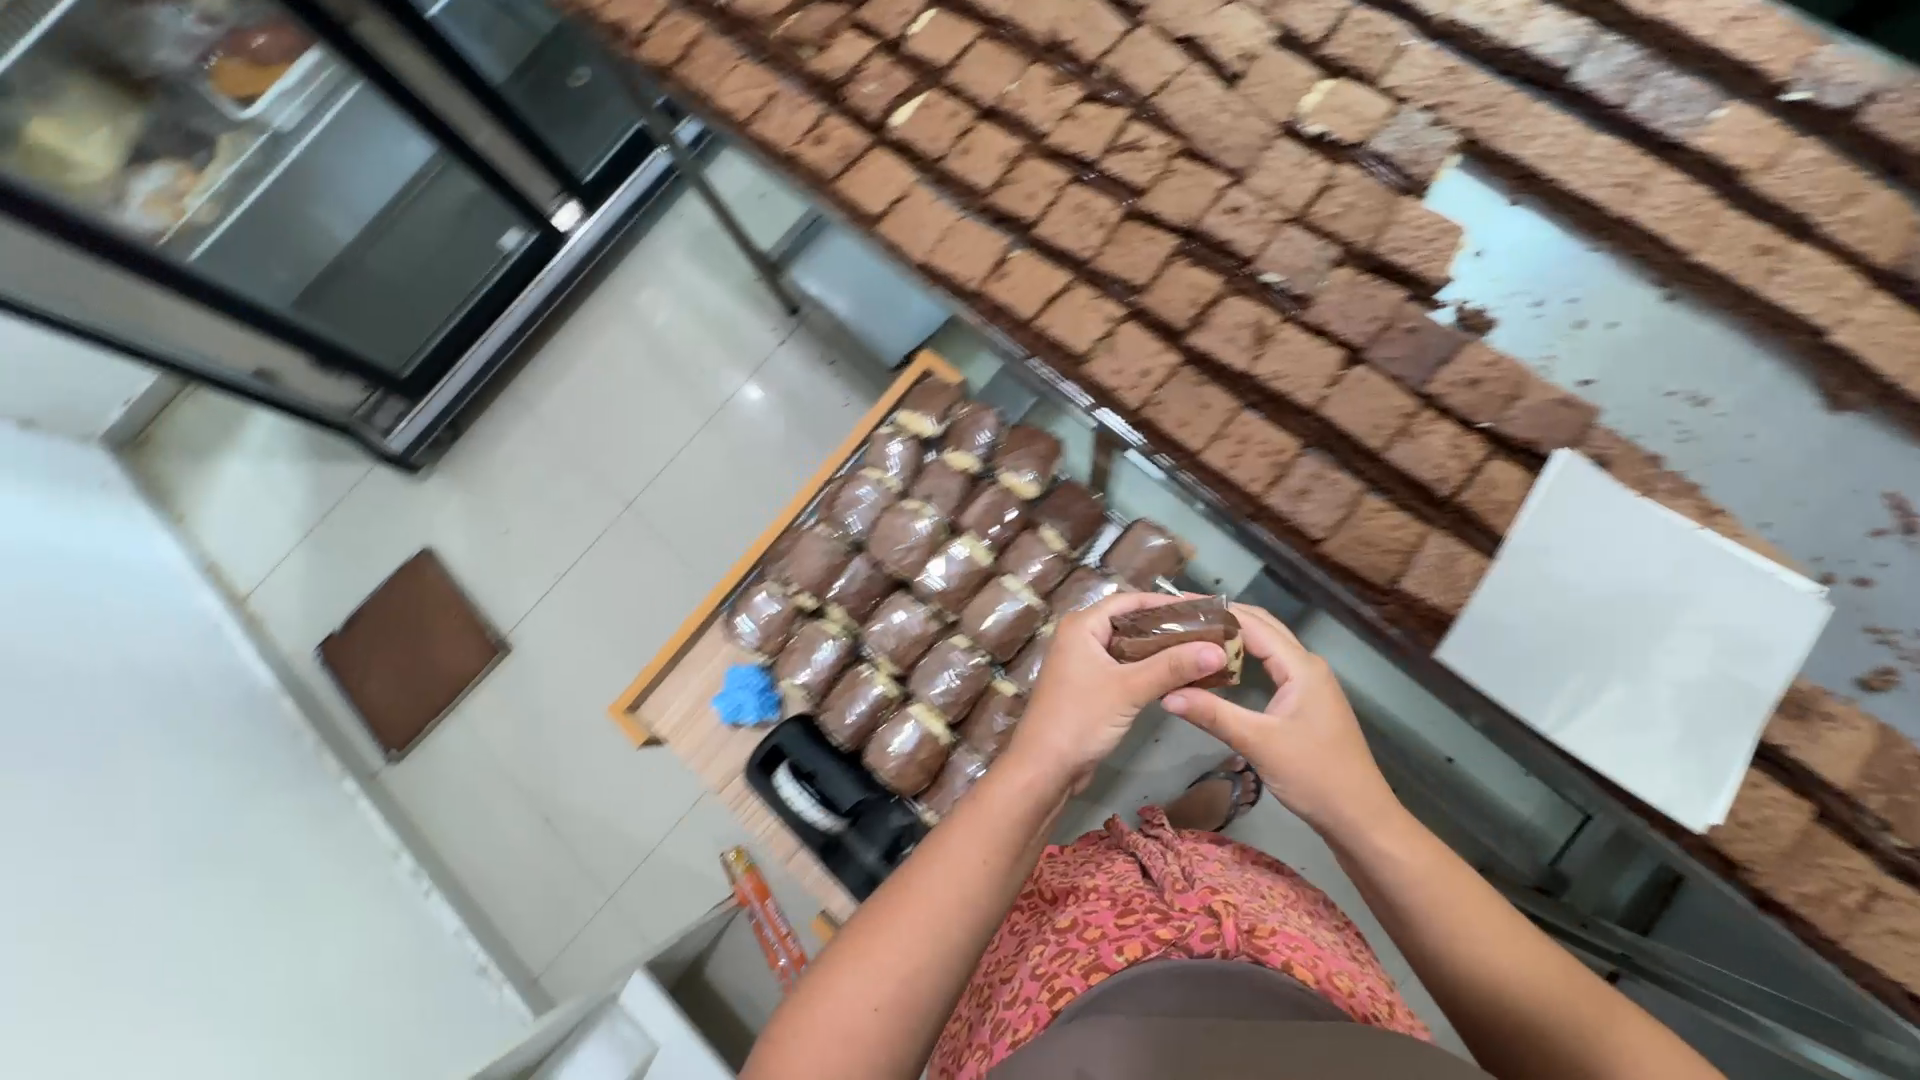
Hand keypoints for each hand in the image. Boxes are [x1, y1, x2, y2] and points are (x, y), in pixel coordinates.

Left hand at [1008, 592, 1227, 793]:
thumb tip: (1219, 650)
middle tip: (1210, 631)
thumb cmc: (1080, 719)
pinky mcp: (1091, 688)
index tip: (1204, 609)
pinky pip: (1126, 670)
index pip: (1130, 600)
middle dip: (1169, 628)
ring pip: (1130, 649)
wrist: (1044, 767)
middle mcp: (1081, 638)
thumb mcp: (1129, 689)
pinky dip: (1151, 671)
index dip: (1167, 603)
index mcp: (1082, 626)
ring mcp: (1084, 664)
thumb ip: (1173, 667)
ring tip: (1203, 652)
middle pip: (1132, 623)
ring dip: (1162, 651)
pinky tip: (1180, 678)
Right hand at [1161, 603, 1401, 837]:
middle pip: (1262, 627)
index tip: (1179, 606)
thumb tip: (1166, 694)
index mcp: (1301, 667)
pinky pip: (1270, 666)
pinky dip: (1243, 658)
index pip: (1253, 624)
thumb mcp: (1258, 743)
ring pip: (1267, 647)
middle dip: (1223, 617)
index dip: (1216, 612)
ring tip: (1193, 634)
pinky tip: (1218, 667)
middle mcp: (1307, 666)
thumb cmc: (1314, 775)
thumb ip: (1212, 714)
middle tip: (1180, 617)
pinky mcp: (1305, 702)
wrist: (1359, 817)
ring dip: (1233, 636)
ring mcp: (1309, 684)